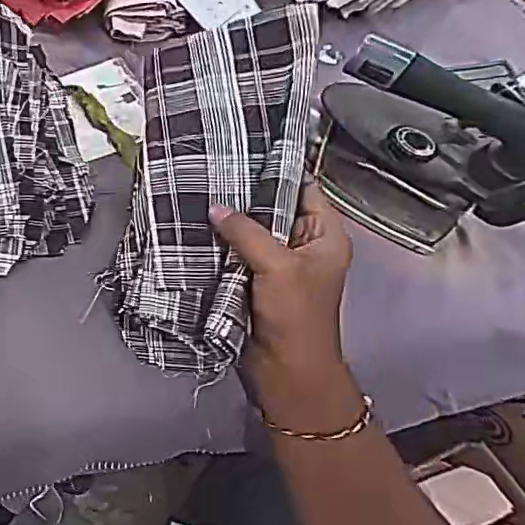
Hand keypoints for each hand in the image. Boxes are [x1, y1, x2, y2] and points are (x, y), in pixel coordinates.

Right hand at [210, 183, 361, 431]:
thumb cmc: (297, 318)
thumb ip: (248, 233)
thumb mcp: (278, 267)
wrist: (286, 372)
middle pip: (274, 209)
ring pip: (252, 232)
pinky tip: (199, 227)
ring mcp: (277, 264)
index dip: (279, 171)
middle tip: (214, 170)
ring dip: (230, 221)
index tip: (247, 152)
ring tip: (201, 192)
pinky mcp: (254, 280)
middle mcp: (303, 245)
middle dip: (246, 195)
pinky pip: (237, 253)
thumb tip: (216, 208)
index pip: (305, 189)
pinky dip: (222, 244)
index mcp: (325, 236)